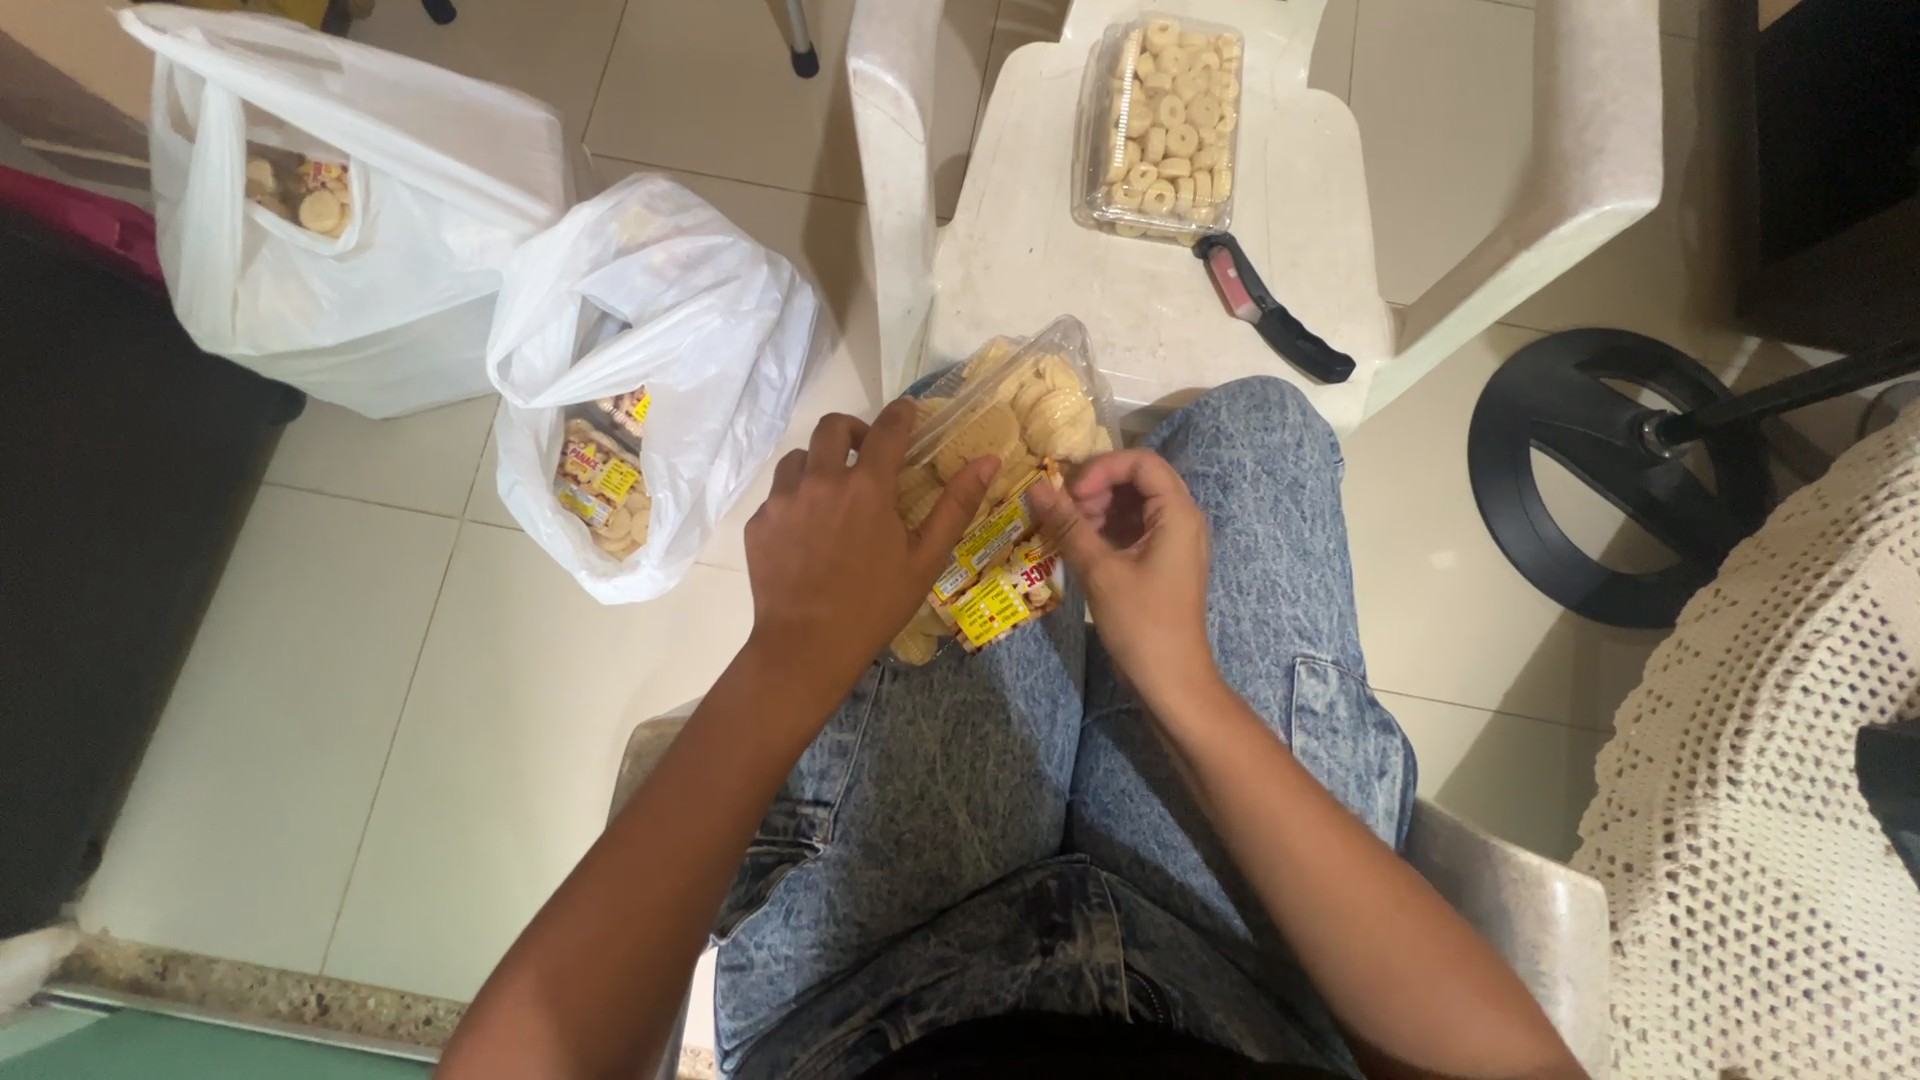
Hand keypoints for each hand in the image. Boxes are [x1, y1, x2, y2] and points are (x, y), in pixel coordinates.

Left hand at [742, 399, 997, 703]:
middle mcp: (821, 480)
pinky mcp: (759, 522)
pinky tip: (807, 533)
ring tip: (831, 493)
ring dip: (818, 463)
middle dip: (853, 429)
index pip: (887, 429)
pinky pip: (777, 494)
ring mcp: (783, 500)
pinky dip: (795, 500)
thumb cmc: (875, 605)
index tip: (906, 411)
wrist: (807, 646)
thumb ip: (956, 505)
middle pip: (832, 427)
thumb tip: (989, 460)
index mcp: (867, 486)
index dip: (900, 413)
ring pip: (798, 458)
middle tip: (864, 451)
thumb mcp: (926, 559)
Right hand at [1028, 449, 1218, 704]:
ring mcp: (1174, 541)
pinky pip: (1133, 528)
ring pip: (1133, 504)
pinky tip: (1079, 544)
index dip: (1101, 468)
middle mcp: (1182, 519)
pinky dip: (1106, 529)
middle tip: (1064, 511)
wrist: (1171, 680)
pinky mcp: (1162, 561)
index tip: (1070, 492)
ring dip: (1098, 508)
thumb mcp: (1099, 570)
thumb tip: (1036, 488)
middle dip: (1097, 487)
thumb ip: (1067, 525)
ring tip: (1068, 529)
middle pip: (1138, 479)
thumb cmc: (1141, 623)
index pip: (1141, 462)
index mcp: (1178, 513)